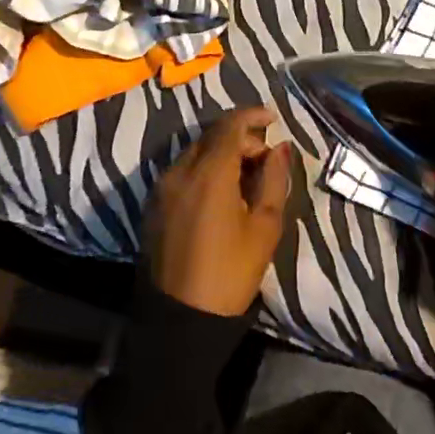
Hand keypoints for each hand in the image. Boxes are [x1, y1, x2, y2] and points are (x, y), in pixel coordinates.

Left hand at [148, 106, 292, 316]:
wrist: (183, 317)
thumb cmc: (233, 271)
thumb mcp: (266, 225)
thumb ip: (274, 178)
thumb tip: (279, 148)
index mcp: (209, 175)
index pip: (230, 126)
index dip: (253, 116)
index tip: (274, 119)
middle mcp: (179, 173)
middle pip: (211, 136)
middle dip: (240, 137)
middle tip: (266, 156)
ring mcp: (162, 190)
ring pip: (195, 152)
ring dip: (222, 152)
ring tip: (247, 174)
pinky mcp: (154, 206)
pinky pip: (183, 172)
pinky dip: (205, 168)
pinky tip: (223, 190)